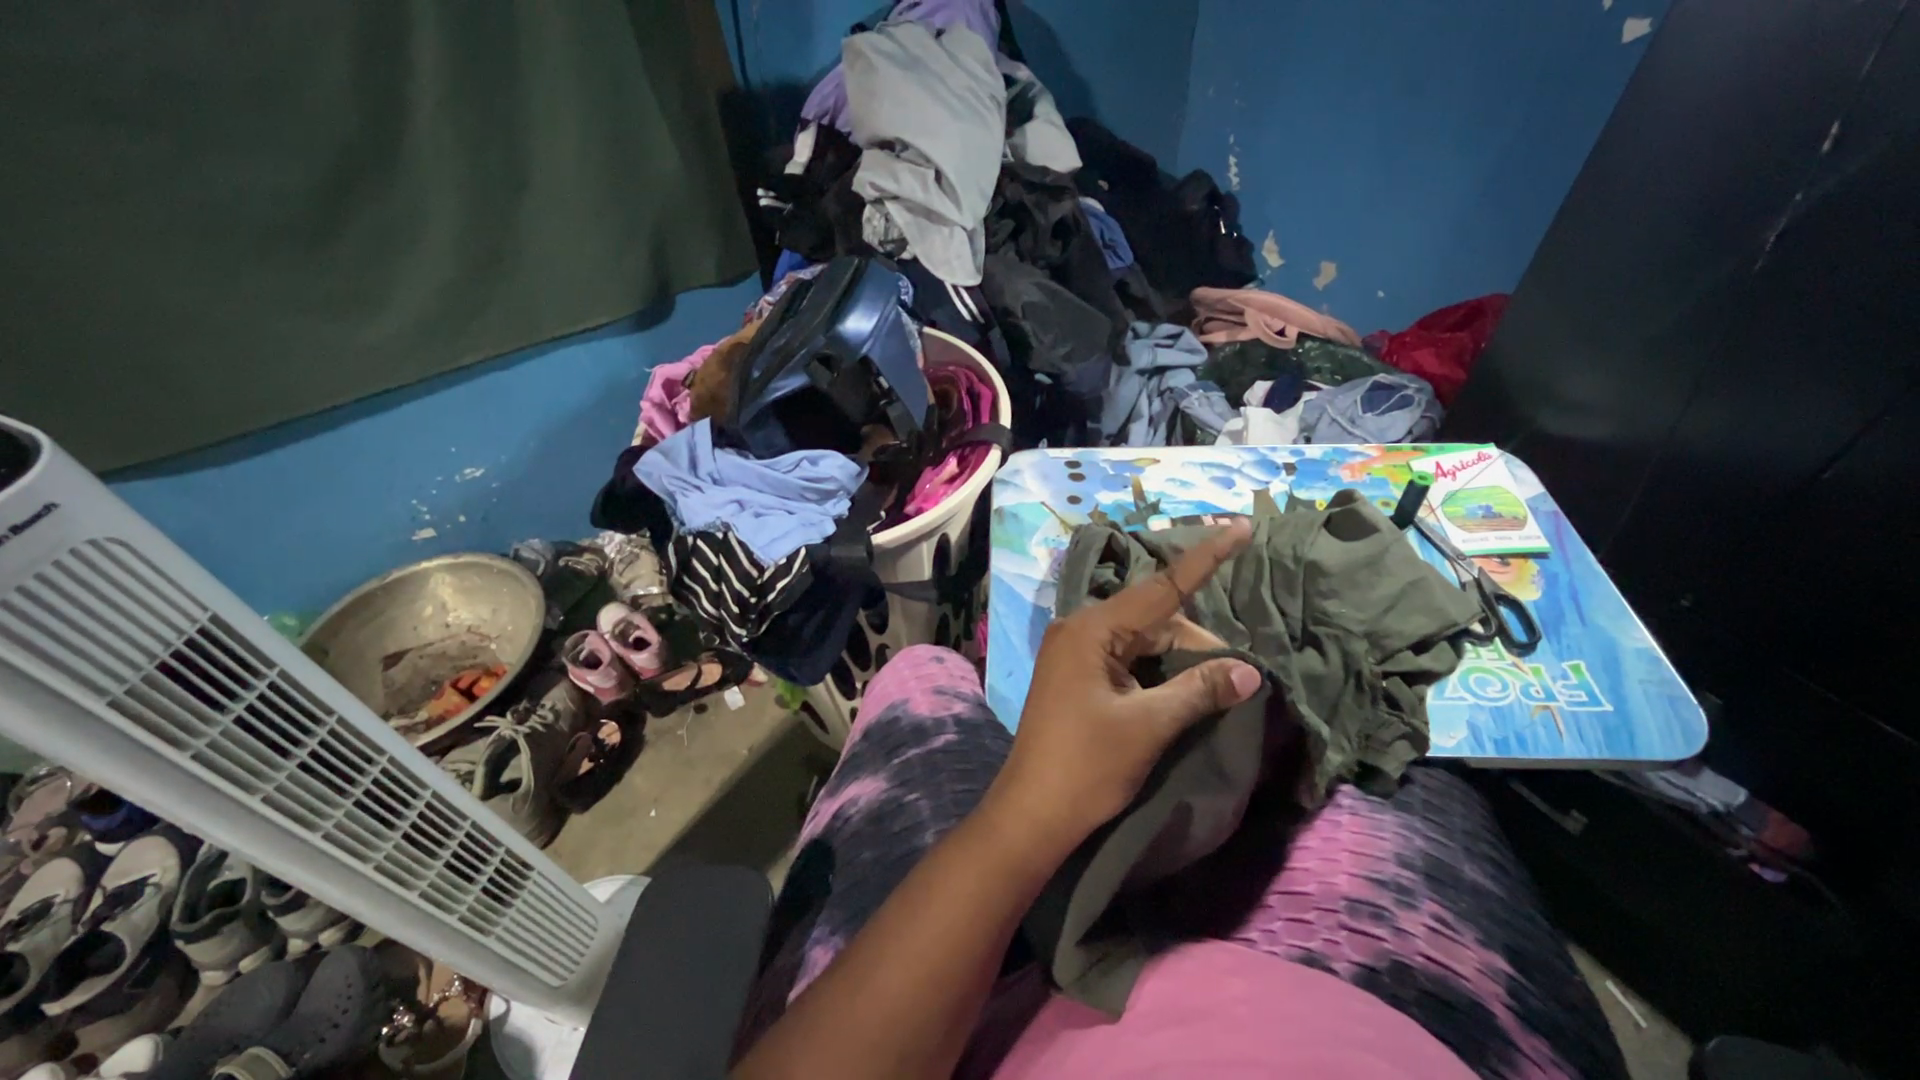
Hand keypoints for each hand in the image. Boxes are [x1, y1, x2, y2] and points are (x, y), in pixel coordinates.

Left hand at [982, 521, 1263, 857]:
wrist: (1031, 815)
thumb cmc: (1086, 767)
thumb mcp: (1149, 726)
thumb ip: (1199, 691)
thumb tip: (1250, 670)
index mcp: (1091, 630)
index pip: (1161, 586)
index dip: (1205, 558)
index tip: (1241, 527)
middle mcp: (1080, 631)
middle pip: (1155, 619)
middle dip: (1198, 643)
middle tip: (1237, 677)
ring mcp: (1075, 655)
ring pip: (1143, 642)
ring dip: (1180, 662)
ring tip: (1215, 691)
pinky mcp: (1077, 679)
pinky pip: (1128, 661)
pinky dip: (1158, 674)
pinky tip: (1181, 695)